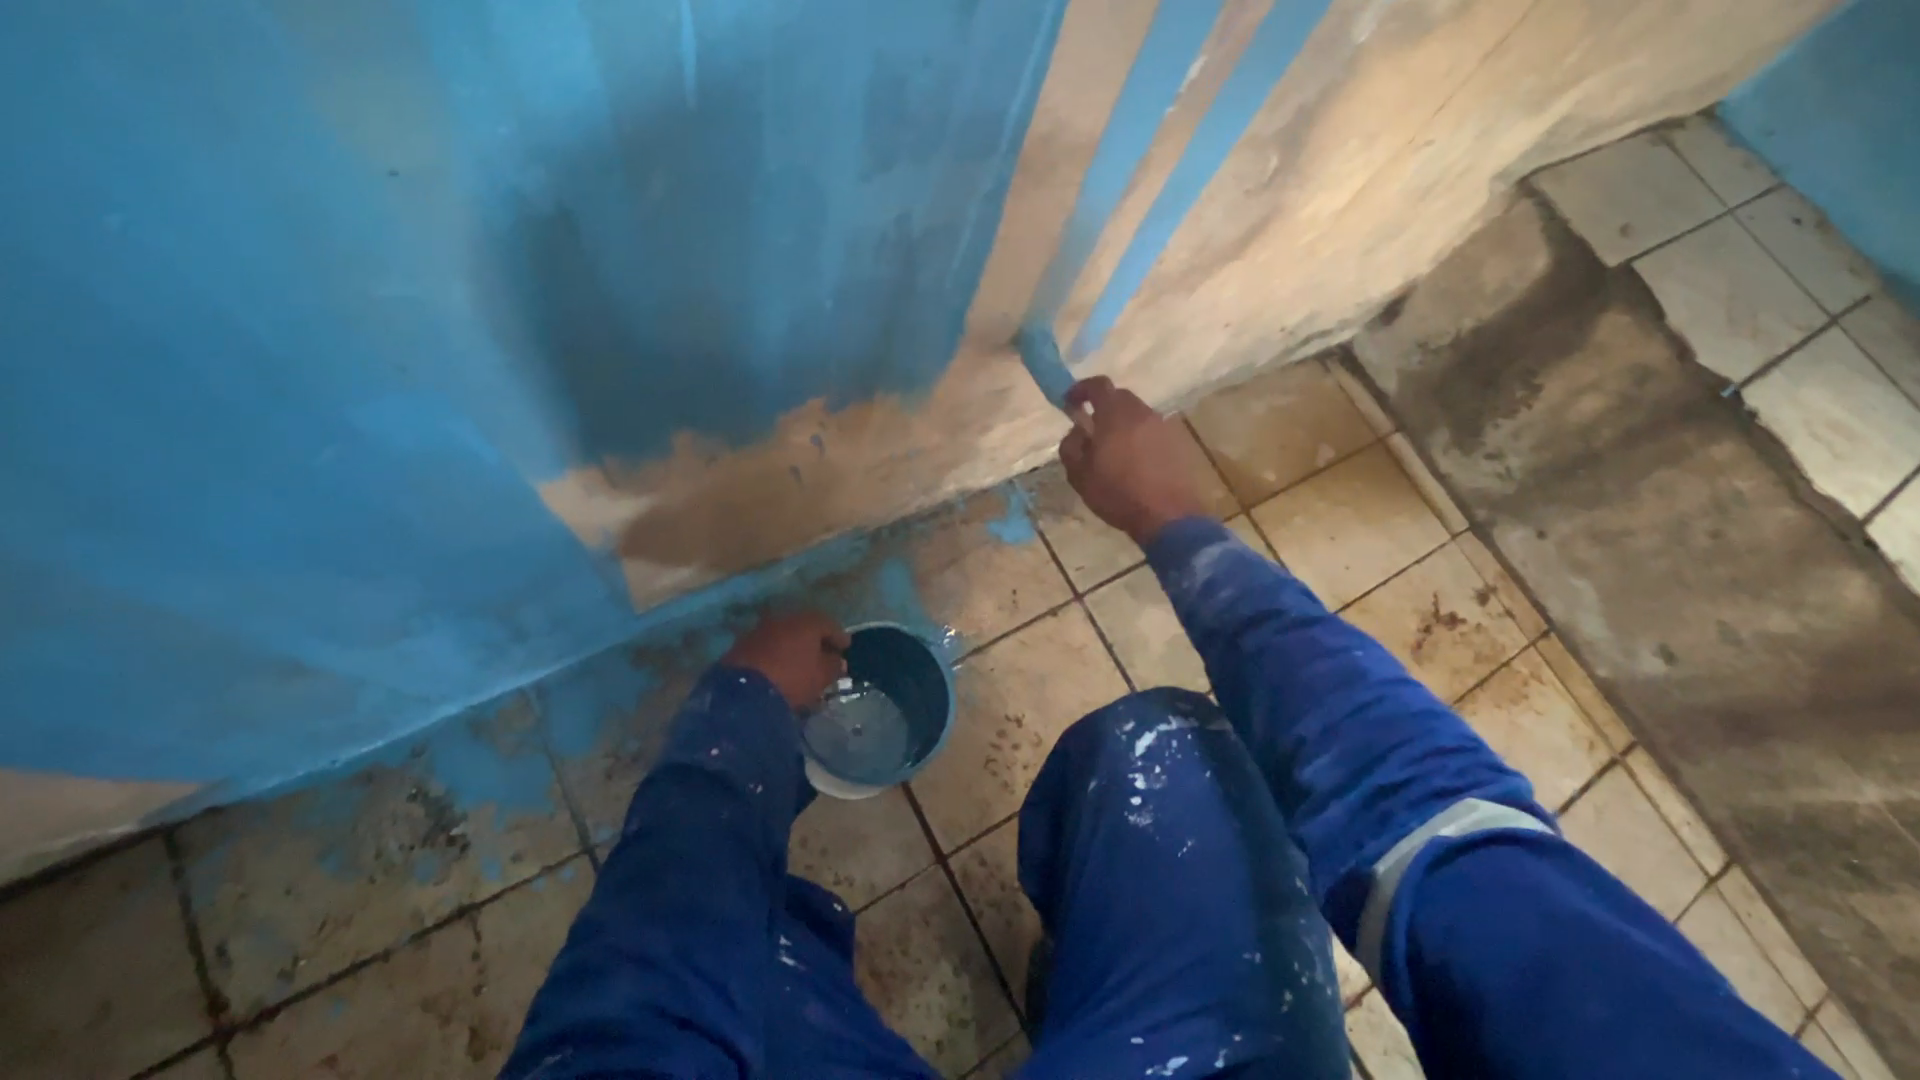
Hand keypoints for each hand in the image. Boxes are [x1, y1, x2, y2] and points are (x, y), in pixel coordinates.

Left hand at [722, 612, 851, 710]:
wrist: (743, 691)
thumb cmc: (792, 679)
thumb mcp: (821, 676)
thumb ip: (833, 665)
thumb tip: (838, 660)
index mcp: (806, 622)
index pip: (829, 625)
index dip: (839, 637)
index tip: (845, 647)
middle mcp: (783, 619)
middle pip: (805, 627)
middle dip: (816, 640)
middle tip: (824, 654)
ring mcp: (760, 630)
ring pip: (785, 635)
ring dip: (795, 647)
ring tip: (801, 663)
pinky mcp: (743, 644)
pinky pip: (768, 646)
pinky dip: (777, 653)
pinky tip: (781, 667)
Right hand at [1059, 377, 1207, 544]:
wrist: (1168, 516)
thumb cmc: (1117, 494)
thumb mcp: (1079, 475)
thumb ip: (1071, 446)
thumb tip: (1077, 431)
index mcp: (1115, 415)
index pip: (1098, 385)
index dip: (1081, 389)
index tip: (1071, 402)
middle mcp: (1142, 413)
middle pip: (1120, 398)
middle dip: (1103, 407)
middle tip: (1093, 429)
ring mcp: (1164, 426)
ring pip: (1138, 415)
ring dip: (1123, 424)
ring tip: (1115, 450)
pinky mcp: (1178, 442)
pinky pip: (1153, 431)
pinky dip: (1141, 438)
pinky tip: (1136, 462)